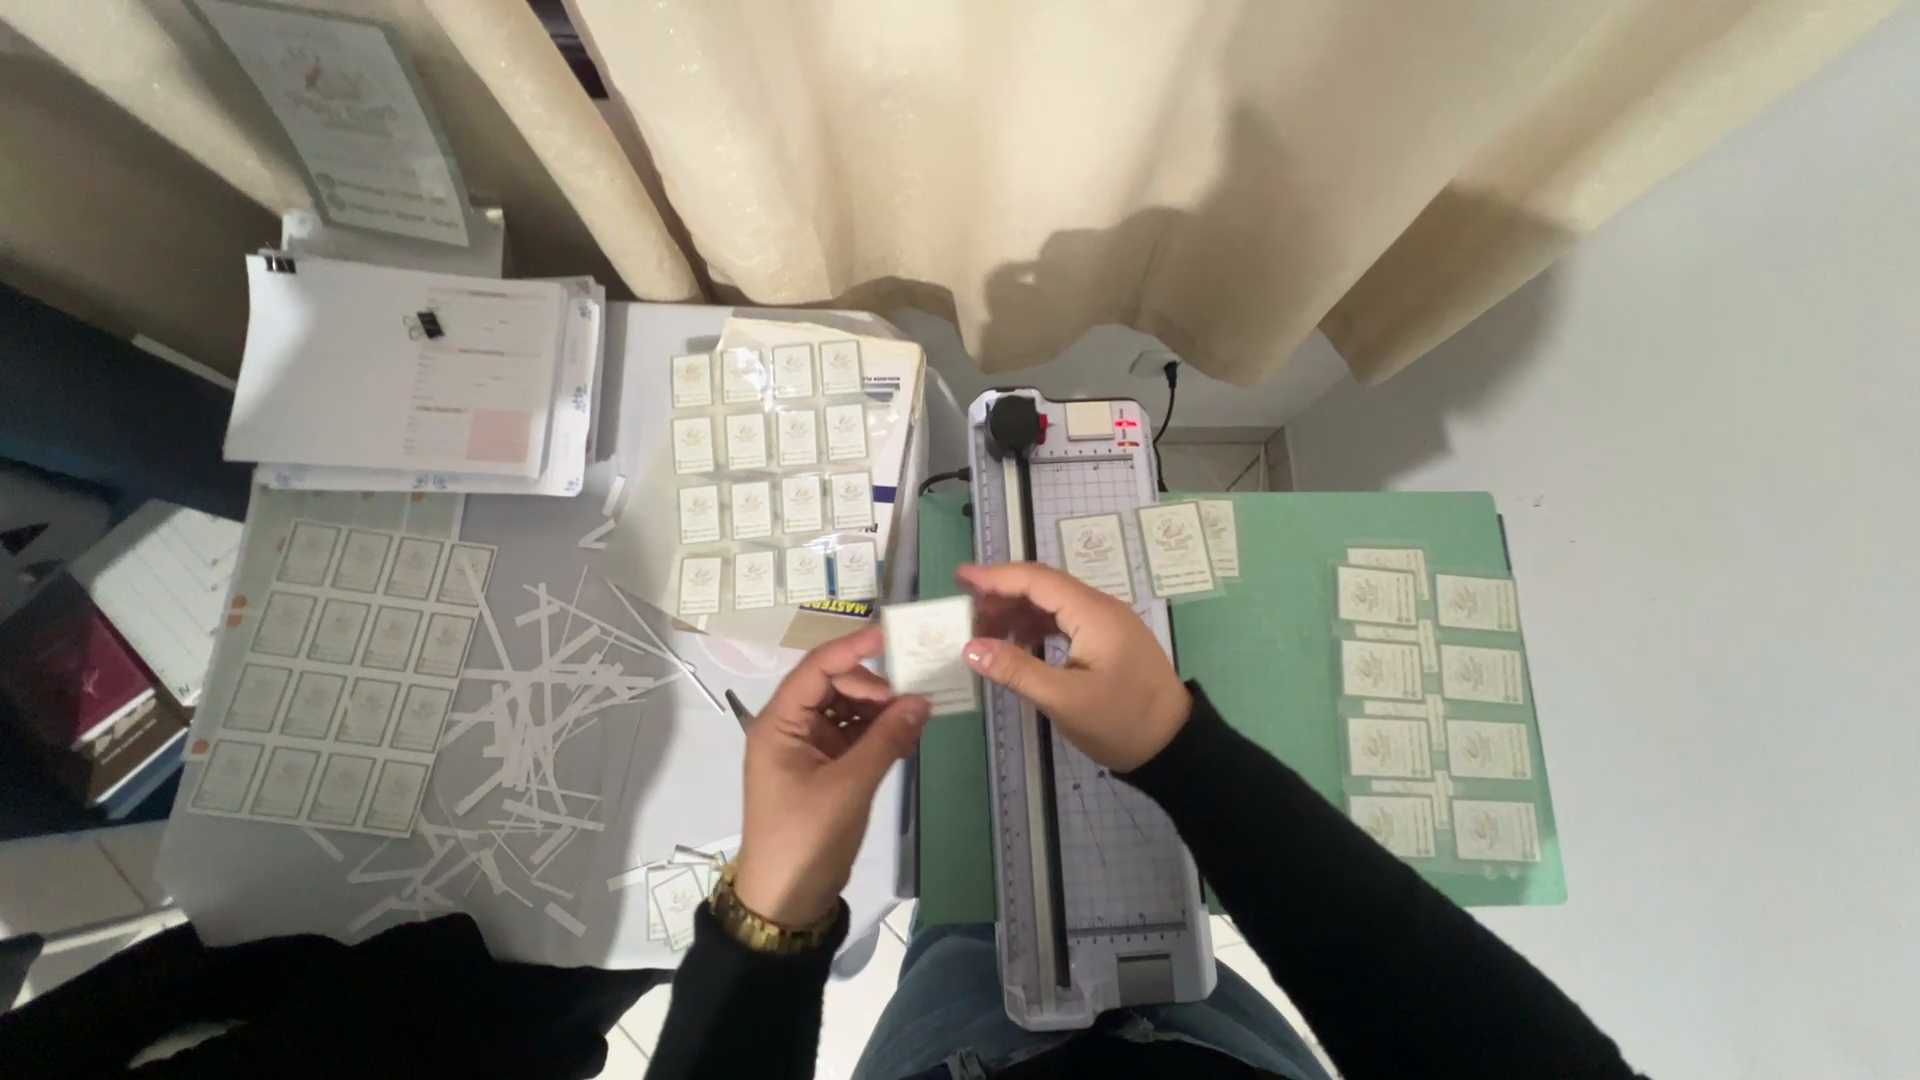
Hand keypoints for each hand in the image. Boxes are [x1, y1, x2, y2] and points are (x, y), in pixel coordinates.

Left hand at [733, 624, 928, 926]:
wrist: (785, 902)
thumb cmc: (805, 838)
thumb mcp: (848, 787)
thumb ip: (886, 739)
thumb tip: (922, 700)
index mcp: (779, 723)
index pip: (818, 667)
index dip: (854, 646)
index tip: (892, 633)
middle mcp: (790, 726)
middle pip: (835, 684)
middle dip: (874, 686)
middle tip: (913, 697)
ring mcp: (807, 746)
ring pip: (848, 708)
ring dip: (880, 710)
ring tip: (915, 719)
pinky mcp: (824, 766)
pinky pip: (854, 734)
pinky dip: (878, 733)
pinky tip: (906, 738)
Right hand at [957, 562, 1190, 771]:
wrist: (1175, 748)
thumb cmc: (1121, 722)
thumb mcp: (1064, 700)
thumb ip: (1016, 669)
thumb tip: (969, 648)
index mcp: (1093, 612)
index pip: (1037, 580)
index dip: (996, 577)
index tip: (960, 578)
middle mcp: (1100, 608)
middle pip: (1043, 587)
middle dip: (1001, 595)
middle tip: (965, 612)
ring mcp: (1106, 624)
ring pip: (1052, 604)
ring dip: (1017, 612)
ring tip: (983, 632)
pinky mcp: (1107, 641)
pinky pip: (1064, 621)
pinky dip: (1035, 628)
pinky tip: (1015, 644)